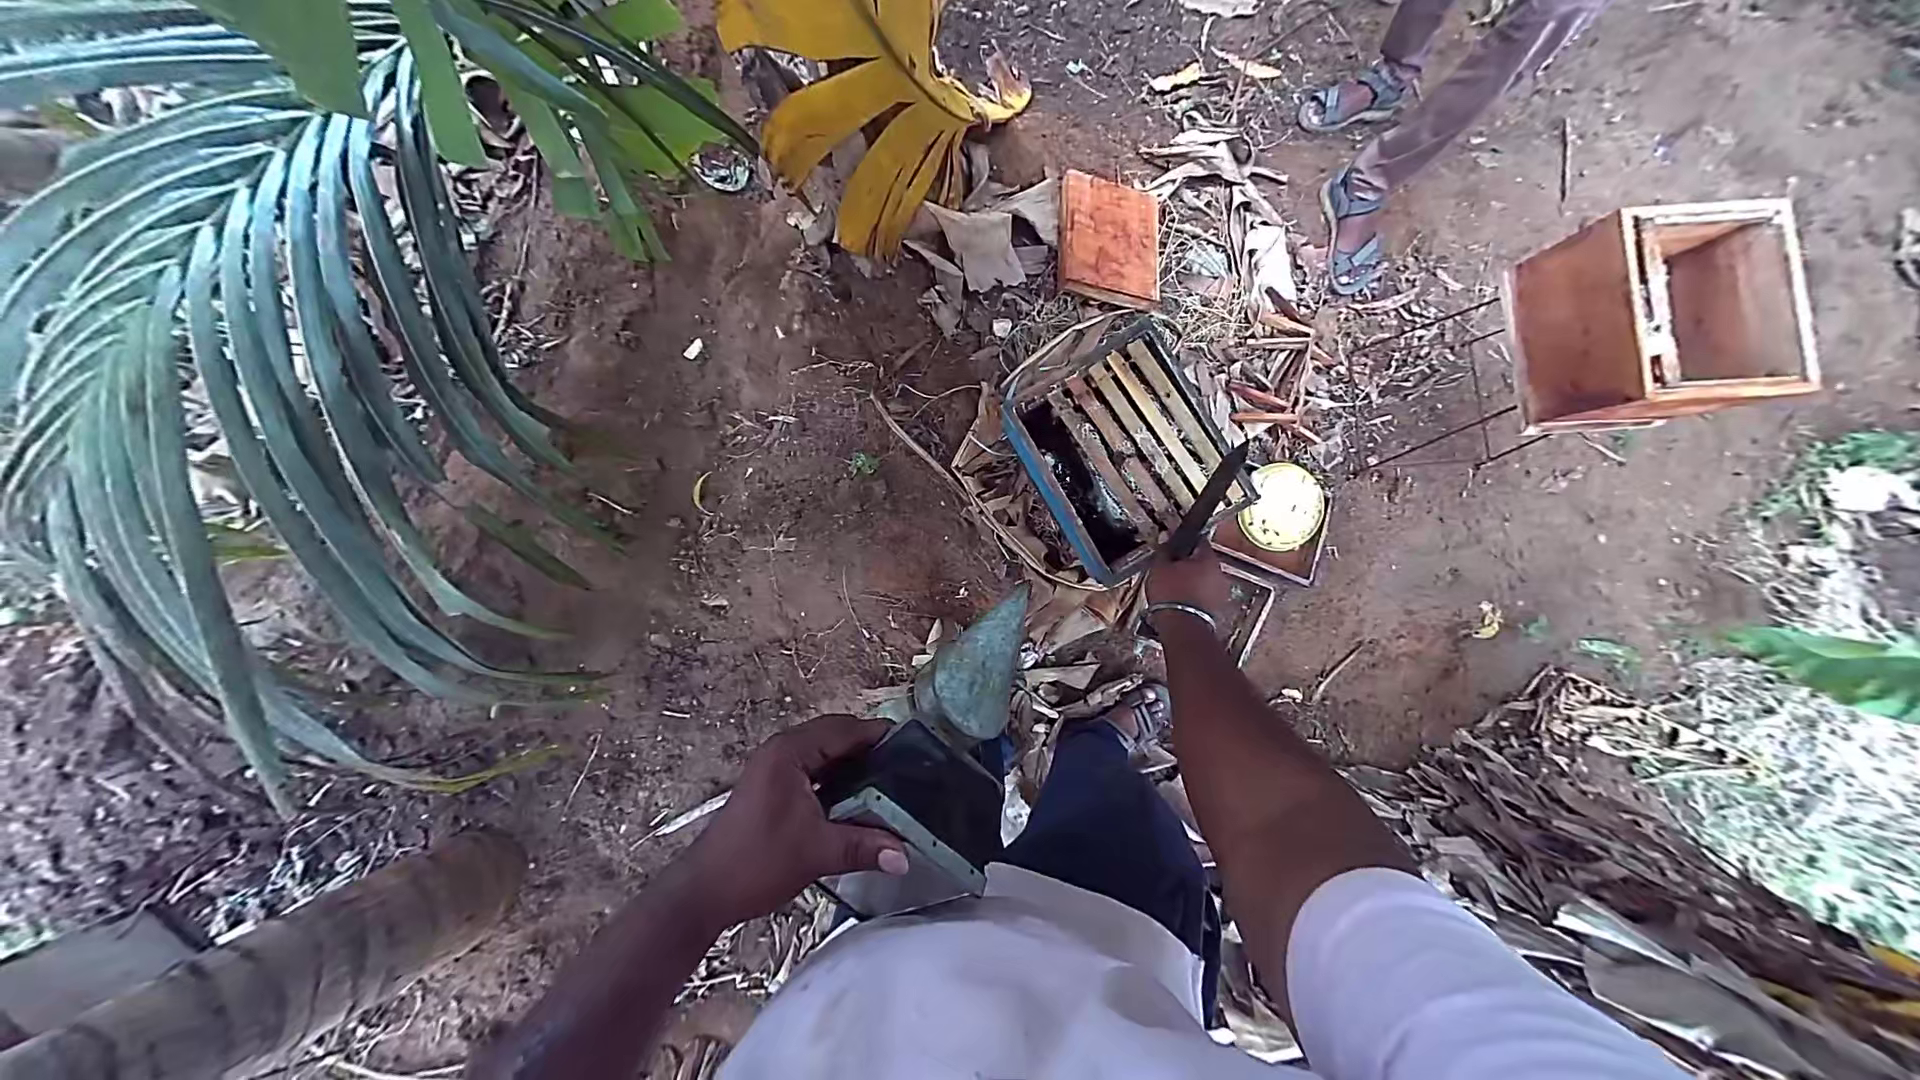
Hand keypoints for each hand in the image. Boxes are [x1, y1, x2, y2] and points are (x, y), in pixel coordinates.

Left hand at [678, 714, 908, 927]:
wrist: (704, 893)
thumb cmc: (755, 863)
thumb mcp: (817, 852)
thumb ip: (864, 847)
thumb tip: (904, 856)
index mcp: (789, 752)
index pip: (843, 729)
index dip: (877, 734)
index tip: (909, 743)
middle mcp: (781, 750)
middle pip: (834, 735)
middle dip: (868, 747)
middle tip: (903, 762)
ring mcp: (774, 767)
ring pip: (824, 752)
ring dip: (852, 761)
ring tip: (888, 778)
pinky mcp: (773, 785)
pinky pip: (813, 767)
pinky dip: (837, 775)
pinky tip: (857, 795)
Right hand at [1146, 545, 1232, 629]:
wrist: (1181, 626)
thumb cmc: (1172, 595)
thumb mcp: (1159, 567)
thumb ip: (1164, 550)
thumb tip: (1165, 540)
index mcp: (1208, 558)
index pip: (1198, 541)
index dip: (1184, 542)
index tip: (1174, 546)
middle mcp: (1219, 573)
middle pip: (1203, 561)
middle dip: (1188, 563)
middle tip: (1170, 567)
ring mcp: (1220, 592)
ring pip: (1205, 579)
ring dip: (1192, 580)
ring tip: (1173, 586)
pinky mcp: (1217, 608)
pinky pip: (1205, 595)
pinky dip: (1195, 595)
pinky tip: (1180, 599)